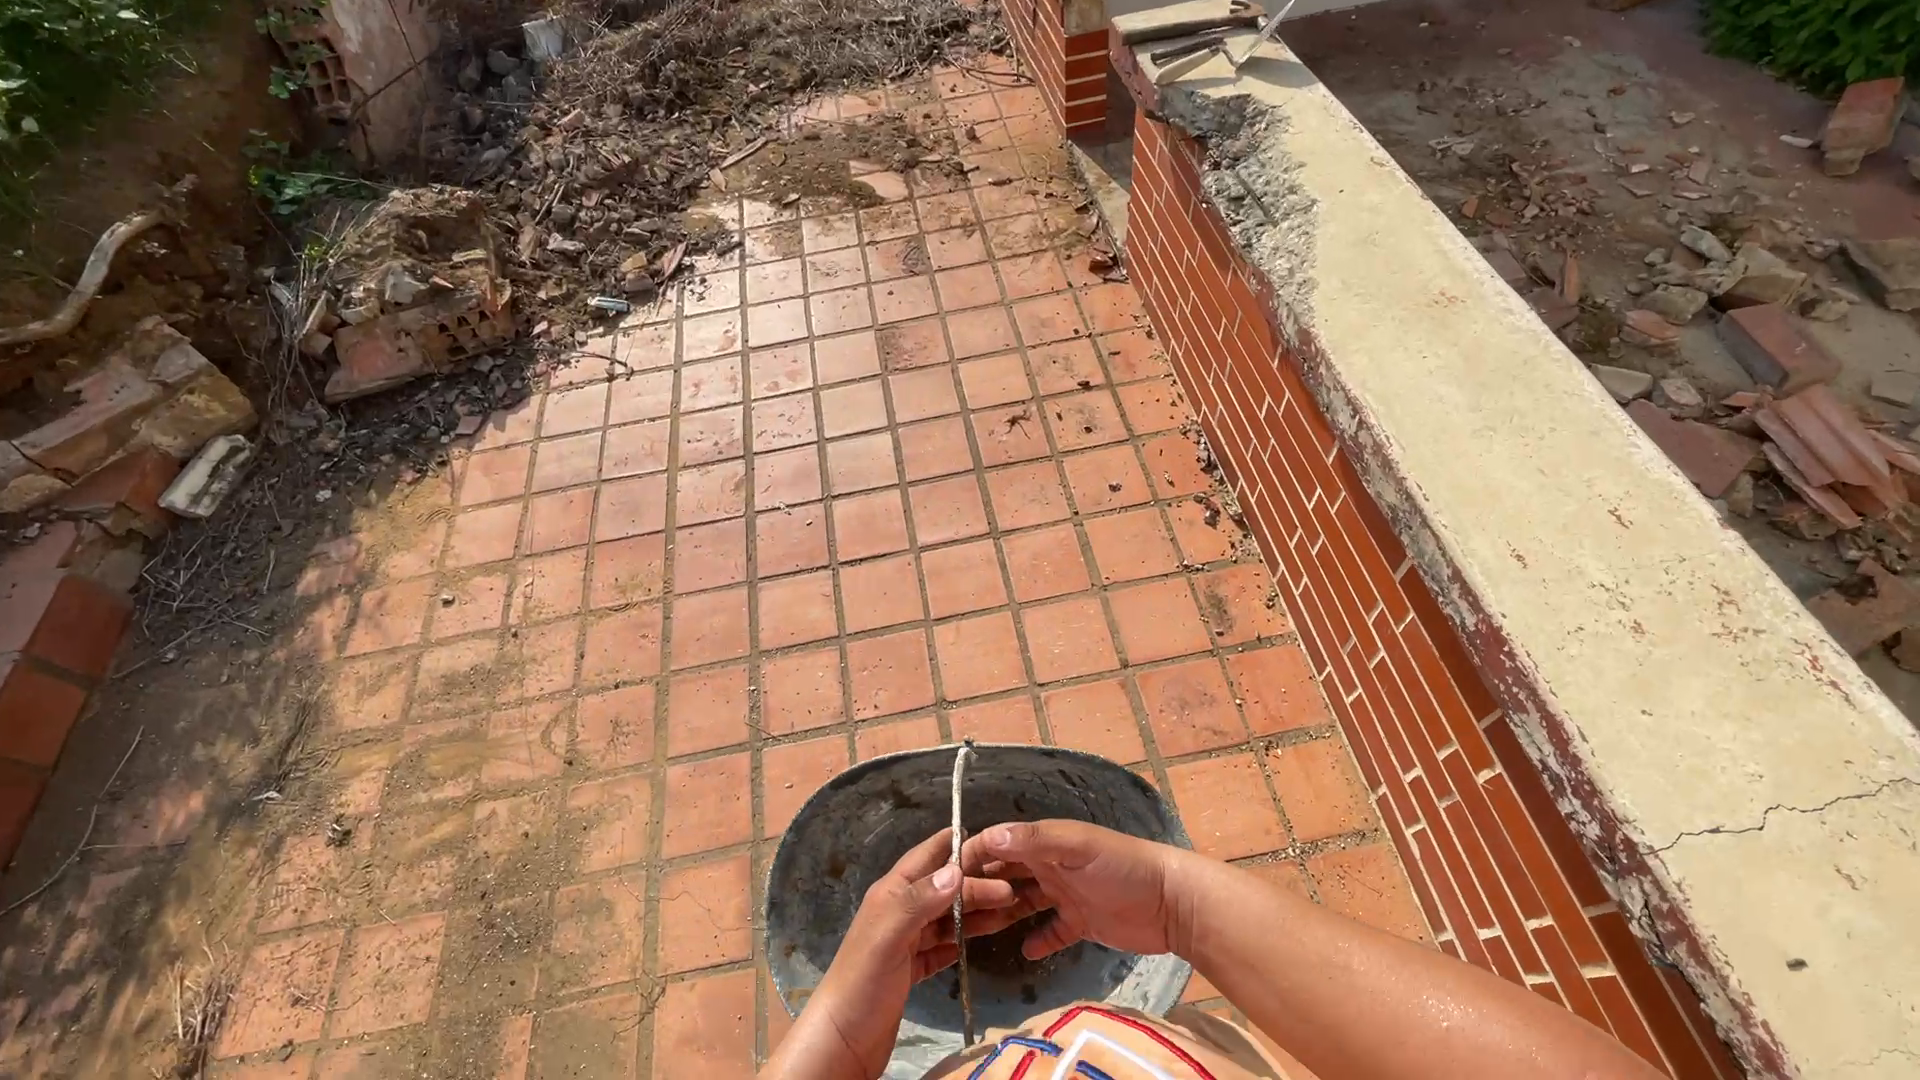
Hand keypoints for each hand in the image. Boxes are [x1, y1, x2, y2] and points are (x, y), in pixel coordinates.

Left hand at [771, 829, 1034, 1079]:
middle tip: (1012, 889)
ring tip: (1009, 911)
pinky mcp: (912, 969)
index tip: (990, 838)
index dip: (954, 845)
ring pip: (947, 917)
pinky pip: (944, 945)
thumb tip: (957, 870)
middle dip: (976, 885)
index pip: (926, 857)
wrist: (841, 1042)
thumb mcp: (888, 936)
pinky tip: (986, 938)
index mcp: (892, 894)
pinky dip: (965, 939)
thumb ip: (919, 901)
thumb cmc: (862, 982)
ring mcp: (906, 941)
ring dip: (976, 912)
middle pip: (944, 889)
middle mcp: (900, 911)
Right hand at [961, 820, 1187, 961]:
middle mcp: (1050, 865)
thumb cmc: (1121, 865)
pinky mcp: (1081, 922)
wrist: (1170, 902)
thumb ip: (1036, 841)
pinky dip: (1039, 940)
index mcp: (1046, 842)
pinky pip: (1052, 931)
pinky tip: (1026, 952)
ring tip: (978, 932)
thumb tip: (990, 836)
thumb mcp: (1077, 847)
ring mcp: (1065, 894)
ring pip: (1024, 902)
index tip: (944, 875)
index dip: (973, 855)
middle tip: (952, 910)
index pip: (999, 844)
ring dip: (1004, 913)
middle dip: (981, 886)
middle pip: (1007, 874)